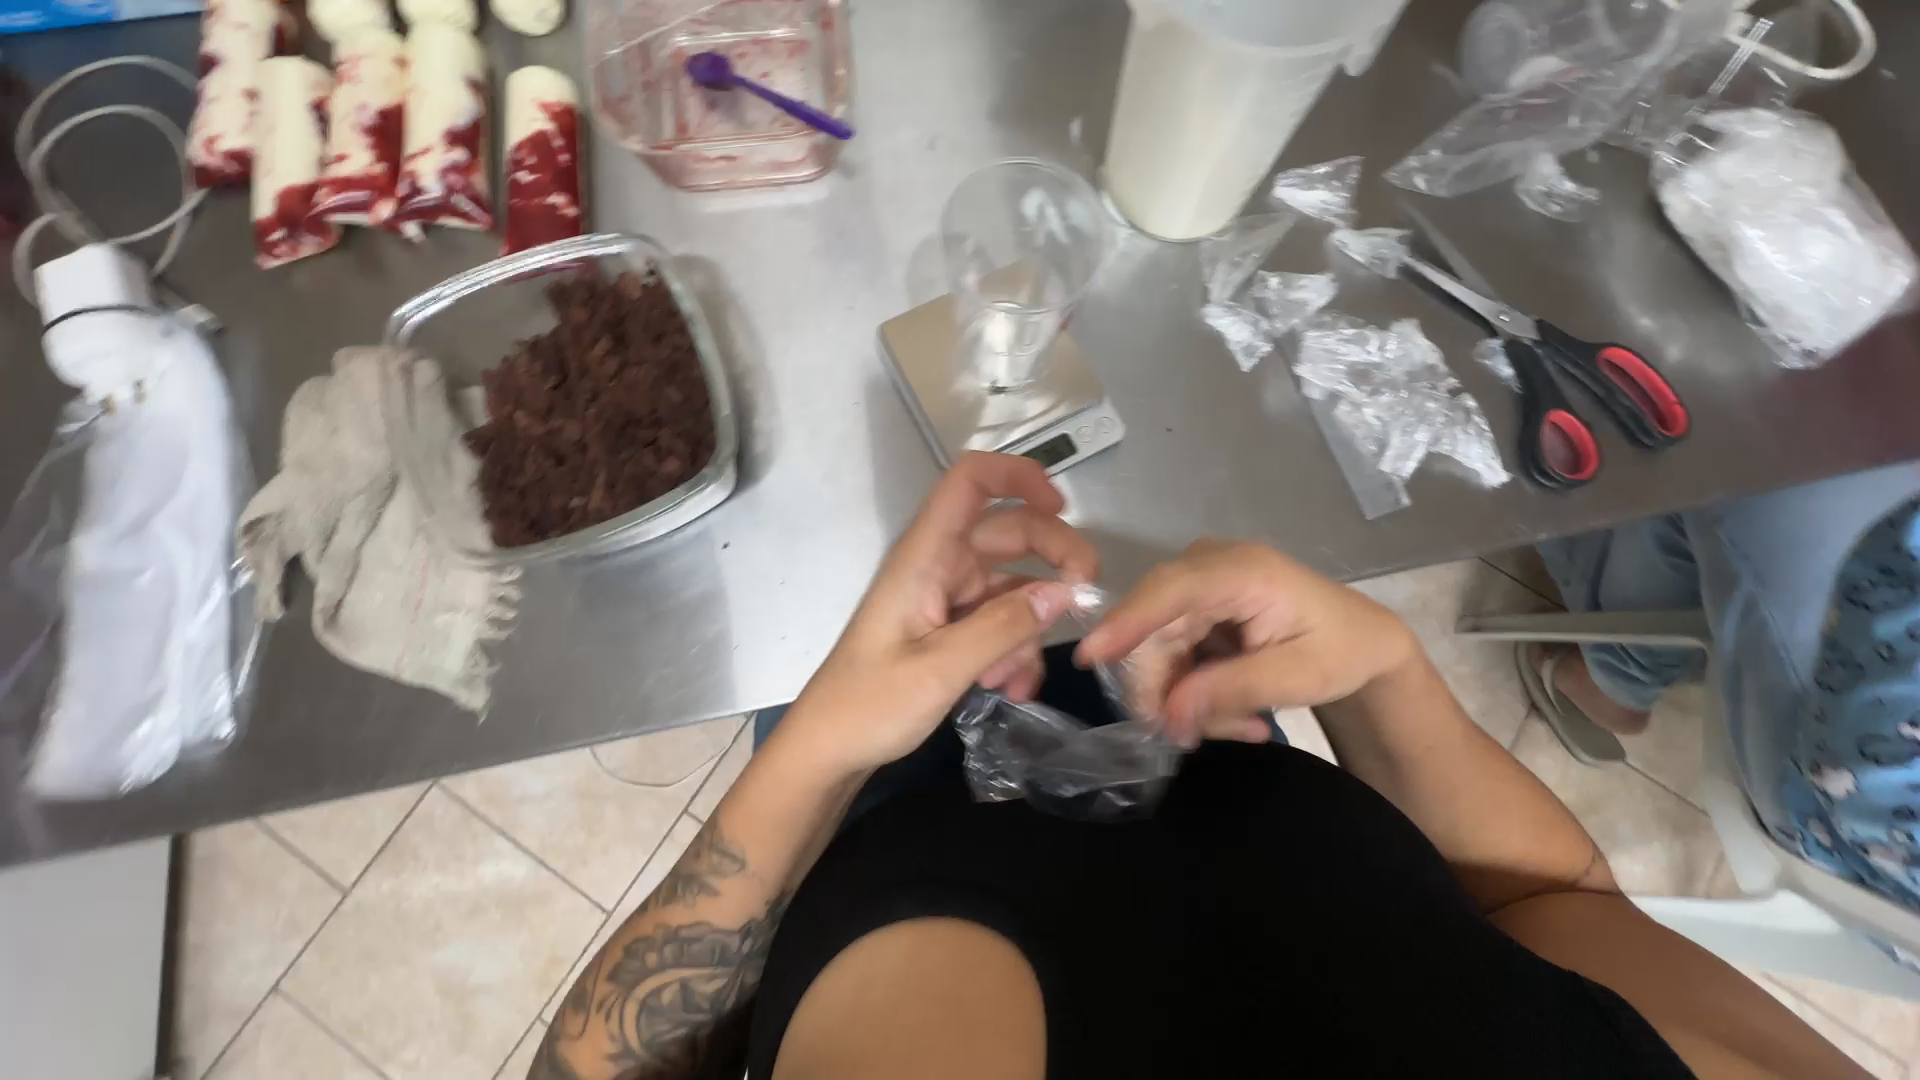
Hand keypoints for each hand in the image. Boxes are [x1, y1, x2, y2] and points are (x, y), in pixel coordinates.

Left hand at [782, 452, 1098, 776]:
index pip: (970, 480)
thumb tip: (1065, 594)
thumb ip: (1004, 627)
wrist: (830, 749)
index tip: (1061, 508)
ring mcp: (947, 596)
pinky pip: (1001, 621)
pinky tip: (1010, 688)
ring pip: (1013, 585)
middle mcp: (939, 564)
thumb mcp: (941, 669)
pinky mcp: (951, 627)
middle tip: (1083, 603)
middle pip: (1010, 531)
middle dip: (1054, 561)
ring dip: (1029, 628)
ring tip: (1015, 679)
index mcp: (925, 555)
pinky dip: (1015, 650)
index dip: (1018, 475)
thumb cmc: (870, 704)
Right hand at [1076, 539, 1417, 747]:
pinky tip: (1233, 713)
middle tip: (1189, 739)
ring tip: (1240, 727)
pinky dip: (1192, 690)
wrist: (1362, 641)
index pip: (1171, 591)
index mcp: (1243, 571)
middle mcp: (1208, 567)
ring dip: (1185, 697)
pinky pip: (1169, 654)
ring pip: (1156, 648)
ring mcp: (1196, 586)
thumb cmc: (1344, 651)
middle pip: (1153, 629)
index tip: (1090, 657)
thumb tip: (1168, 714)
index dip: (1127, 622)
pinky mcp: (1192, 608)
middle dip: (1166, 690)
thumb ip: (1234, 691)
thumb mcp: (1301, 678)